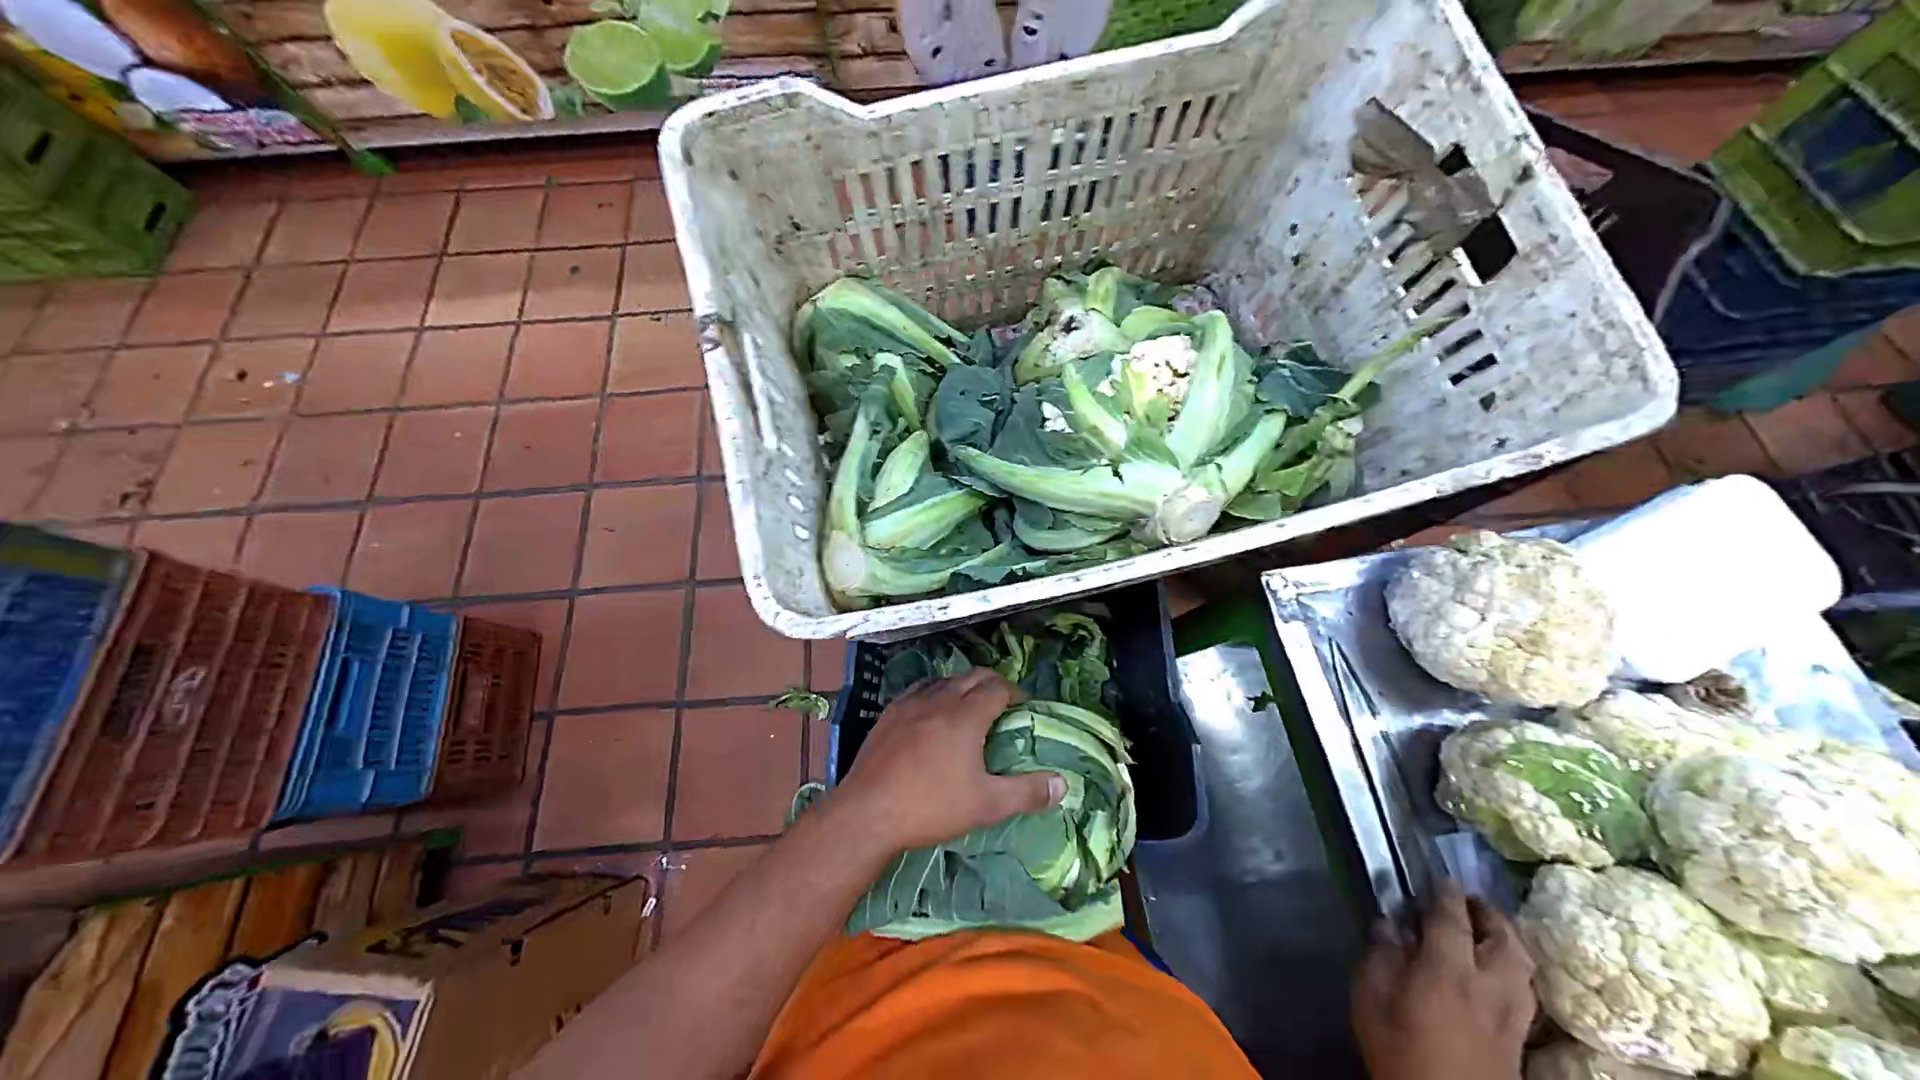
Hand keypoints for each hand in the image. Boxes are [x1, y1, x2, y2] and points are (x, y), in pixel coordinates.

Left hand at [833, 669, 1063, 853]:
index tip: (1023, 705)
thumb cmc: (931, 806)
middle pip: (971, 676)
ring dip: (961, 685)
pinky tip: (930, 711)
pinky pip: (917, 691)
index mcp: (966, 715)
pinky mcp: (888, 714)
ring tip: (969, 703)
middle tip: (1002, 701)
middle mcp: (939, 700)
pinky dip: (933, 692)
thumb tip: (1063, 785)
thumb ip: (1027, 793)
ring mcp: (909, 704)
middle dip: (991, 683)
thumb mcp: (987, 805)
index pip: (997, 688)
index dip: (1014, 693)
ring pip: (943, 680)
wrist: (868, 812)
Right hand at [1352, 881, 1534, 1079]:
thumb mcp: (1371, 997)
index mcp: (1448, 970)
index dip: (1445, 893)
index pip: (1451, 918)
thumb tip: (1391, 925)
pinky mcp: (1520, 1040)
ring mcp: (1511, 1015)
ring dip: (1508, 939)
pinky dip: (1515, 969)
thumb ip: (1381, 955)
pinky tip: (1498, 972)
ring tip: (1488, 930)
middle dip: (1488, 913)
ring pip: (1523, 965)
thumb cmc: (1399, 1050)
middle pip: (1504, 939)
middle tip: (1469, 901)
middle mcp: (1488, 986)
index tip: (1439, 878)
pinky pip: (1525, 990)